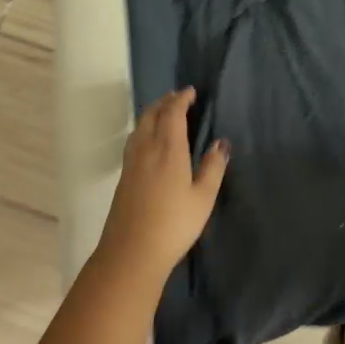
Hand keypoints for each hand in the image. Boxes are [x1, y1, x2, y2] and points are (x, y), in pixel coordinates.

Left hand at [99, 89, 230, 274]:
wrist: (131, 251)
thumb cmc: (174, 224)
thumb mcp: (203, 198)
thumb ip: (213, 168)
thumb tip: (220, 143)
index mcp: (168, 149)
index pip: (172, 113)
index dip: (181, 99)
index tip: (191, 92)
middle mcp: (146, 148)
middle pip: (151, 114)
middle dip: (165, 102)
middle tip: (178, 98)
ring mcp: (131, 161)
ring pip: (139, 126)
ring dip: (152, 113)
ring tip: (164, 113)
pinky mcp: (124, 175)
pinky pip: (134, 139)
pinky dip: (144, 128)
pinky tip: (150, 139)